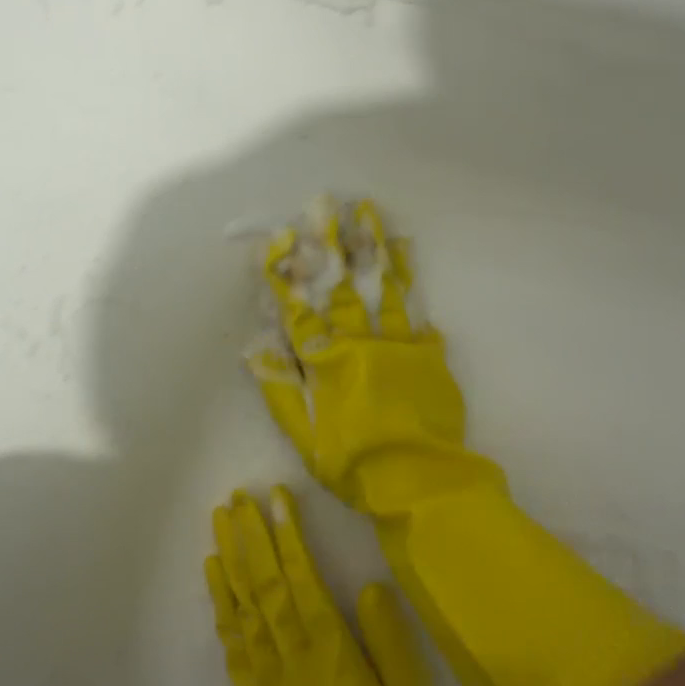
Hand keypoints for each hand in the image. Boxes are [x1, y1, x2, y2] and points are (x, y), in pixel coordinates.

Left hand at [205, 487, 443, 685]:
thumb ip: (393, 647)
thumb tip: (372, 585)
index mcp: (331, 653)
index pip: (303, 579)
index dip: (288, 534)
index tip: (277, 496)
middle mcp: (291, 657)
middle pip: (266, 584)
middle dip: (252, 535)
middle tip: (238, 495)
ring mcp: (266, 677)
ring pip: (243, 605)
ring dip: (230, 557)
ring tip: (220, 517)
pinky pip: (231, 644)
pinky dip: (220, 604)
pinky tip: (213, 573)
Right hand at [246, 198, 495, 515]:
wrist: (419, 480)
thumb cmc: (351, 461)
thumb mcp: (303, 434)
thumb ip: (280, 389)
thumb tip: (255, 349)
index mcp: (326, 361)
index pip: (299, 310)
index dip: (286, 274)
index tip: (277, 239)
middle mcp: (360, 342)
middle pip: (343, 286)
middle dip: (332, 244)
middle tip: (329, 205)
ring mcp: (398, 345)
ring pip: (384, 288)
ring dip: (374, 250)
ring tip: (372, 214)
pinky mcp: (429, 356)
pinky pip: (419, 314)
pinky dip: (412, 286)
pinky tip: (408, 258)